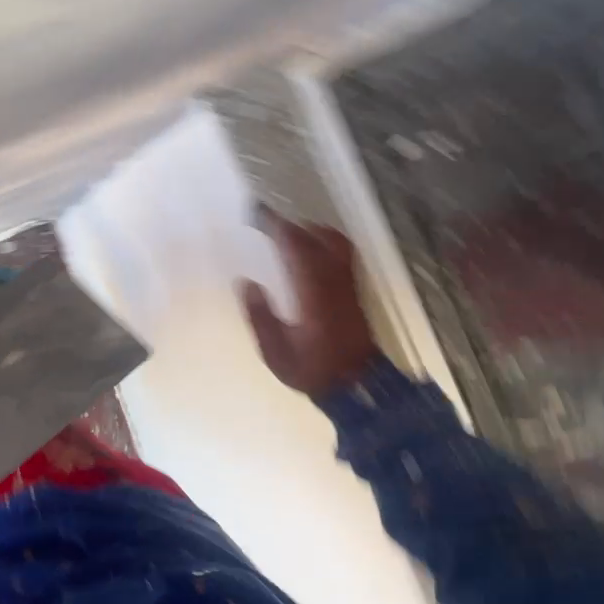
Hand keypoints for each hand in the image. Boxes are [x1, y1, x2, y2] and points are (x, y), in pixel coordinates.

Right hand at [239, 206, 380, 394]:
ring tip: (288, 233)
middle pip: (316, 240)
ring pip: (335, 243)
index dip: (277, 229)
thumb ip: (260, 317)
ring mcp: (349, 285)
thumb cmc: (312, 371)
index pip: (296, 250)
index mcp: (313, 295)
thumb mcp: (276, 352)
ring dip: (310, 231)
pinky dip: (326, 242)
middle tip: (265, 222)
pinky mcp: (355, 291)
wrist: (357, 388)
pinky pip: (344, 254)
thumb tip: (246, 283)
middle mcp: (334, 283)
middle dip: (290, 226)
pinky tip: (311, 250)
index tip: (257, 215)